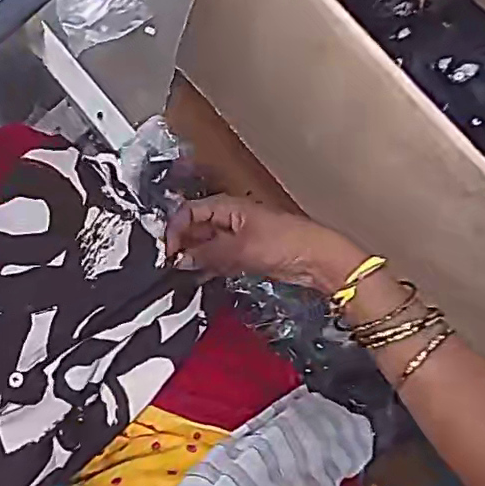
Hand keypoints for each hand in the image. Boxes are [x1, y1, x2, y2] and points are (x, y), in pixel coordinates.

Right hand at [165, 196, 367, 291]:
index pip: (189, 212)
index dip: (175, 229)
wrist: (316, 260)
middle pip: (194, 228)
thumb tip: (181, 260)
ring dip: (192, 258)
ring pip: (203, 245)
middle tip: (169, 267)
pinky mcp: (241, 255)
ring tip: (179, 275)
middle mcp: (226, 220)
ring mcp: (234, 238)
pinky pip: (215, 259)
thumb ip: (208, 253)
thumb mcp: (240, 248)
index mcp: (226, 207)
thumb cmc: (282, 243)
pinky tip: (196, 278)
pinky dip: (205, 267)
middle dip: (181, 245)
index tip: (168, 252)